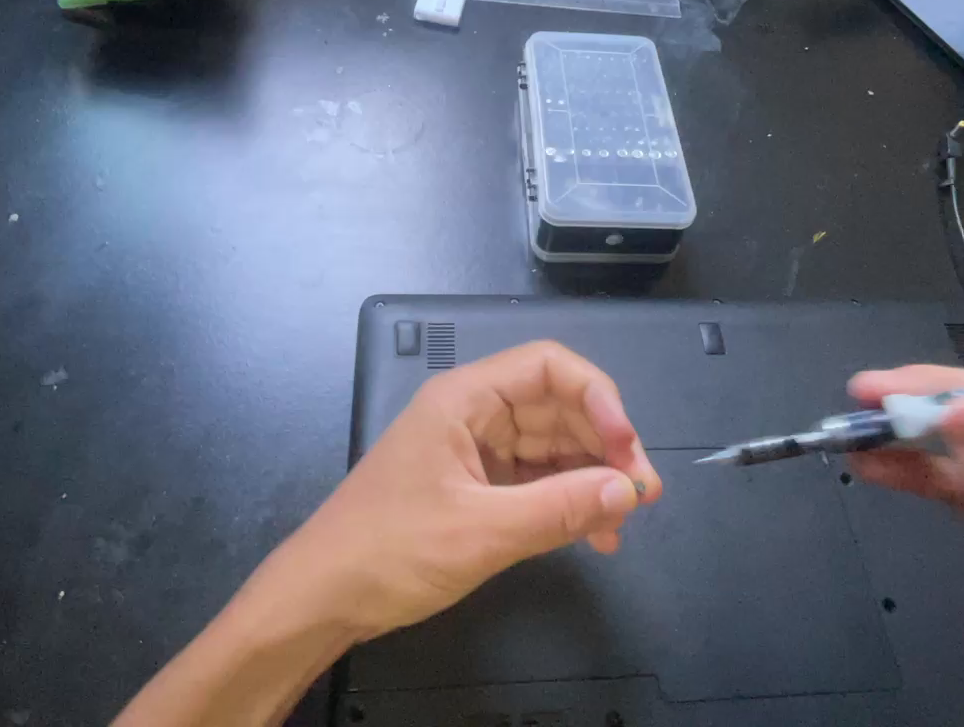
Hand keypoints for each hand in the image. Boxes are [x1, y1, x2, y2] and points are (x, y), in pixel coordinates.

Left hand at [255, 340, 663, 639]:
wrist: (322, 597)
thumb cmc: (389, 551)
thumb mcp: (480, 532)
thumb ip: (559, 509)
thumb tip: (629, 491)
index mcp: (465, 398)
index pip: (547, 367)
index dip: (597, 396)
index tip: (627, 447)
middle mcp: (474, 412)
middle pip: (557, 406)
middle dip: (603, 444)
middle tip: (641, 494)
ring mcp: (475, 448)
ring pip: (551, 444)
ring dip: (591, 477)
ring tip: (623, 521)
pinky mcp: (476, 484)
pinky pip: (536, 478)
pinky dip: (567, 500)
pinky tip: (594, 531)